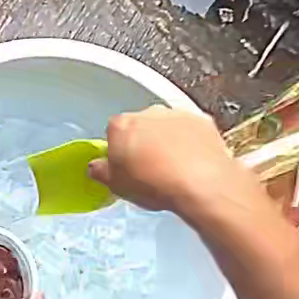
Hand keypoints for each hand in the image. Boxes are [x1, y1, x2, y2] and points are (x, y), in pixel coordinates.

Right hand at [87, 106, 263, 218]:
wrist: (201, 185)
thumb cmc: (155, 184)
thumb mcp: (117, 186)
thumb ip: (102, 171)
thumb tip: (97, 167)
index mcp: (121, 125)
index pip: (113, 133)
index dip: (118, 151)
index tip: (124, 166)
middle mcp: (147, 113)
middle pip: (139, 125)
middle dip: (142, 142)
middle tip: (147, 169)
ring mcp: (176, 115)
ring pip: (165, 126)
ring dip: (166, 141)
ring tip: (171, 169)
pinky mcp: (201, 121)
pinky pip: (190, 130)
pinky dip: (190, 141)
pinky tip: (191, 163)